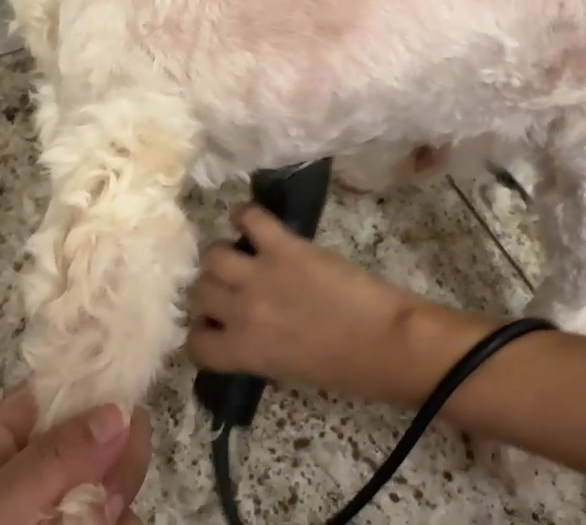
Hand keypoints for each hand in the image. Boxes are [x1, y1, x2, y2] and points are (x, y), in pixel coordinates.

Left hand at [0, 385, 150, 523]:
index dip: (98, 382)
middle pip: (105, 429)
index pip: (61, 385)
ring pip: (121, 478)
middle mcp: (44, 464)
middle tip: (109, 498)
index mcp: (10, 436)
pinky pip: (125, 518)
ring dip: (121, 497)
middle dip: (119, 457)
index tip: (129, 404)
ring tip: (100, 523)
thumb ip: (53, 460)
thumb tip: (119, 411)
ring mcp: (66, 504)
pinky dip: (125, 523)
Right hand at [187, 204, 493, 406]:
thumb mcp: (287, 370)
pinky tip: (250, 221)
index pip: (195, 343)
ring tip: (240, 256)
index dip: (202, 334)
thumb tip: (243, 331)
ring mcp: (260, 274)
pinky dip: (245, 215)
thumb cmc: (348, 370)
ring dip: (223, 257)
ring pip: (213, 254)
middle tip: (230, 289)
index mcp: (244, 351)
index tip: (213, 327)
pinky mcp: (284, 245)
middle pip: (200, 291)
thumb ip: (256, 349)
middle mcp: (241, 311)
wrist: (390, 343)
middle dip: (211, 292)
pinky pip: (250, 217)